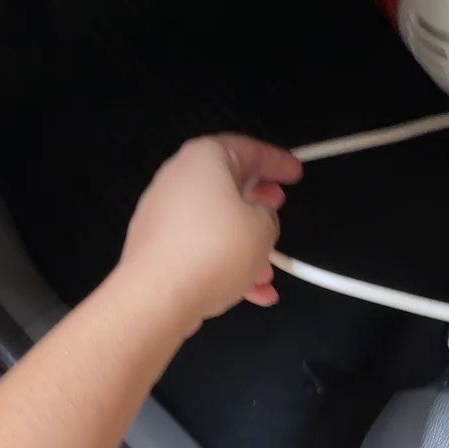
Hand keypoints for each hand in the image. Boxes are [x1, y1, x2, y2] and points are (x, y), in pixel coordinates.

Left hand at [112, 134, 302, 325]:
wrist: (157, 296)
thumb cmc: (212, 252)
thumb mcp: (263, 229)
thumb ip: (268, 216)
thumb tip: (259, 218)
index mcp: (203, 159)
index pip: (248, 150)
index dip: (276, 161)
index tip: (293, 172)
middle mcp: (177, 180)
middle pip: (226, 186)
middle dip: (257, 202)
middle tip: (277, 207)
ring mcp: (161, 215)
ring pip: (214, 225)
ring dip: (244, 246)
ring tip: (267, 273)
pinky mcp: (155, 248)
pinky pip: (198, 250)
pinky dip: (223, 265)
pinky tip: (248, 292)